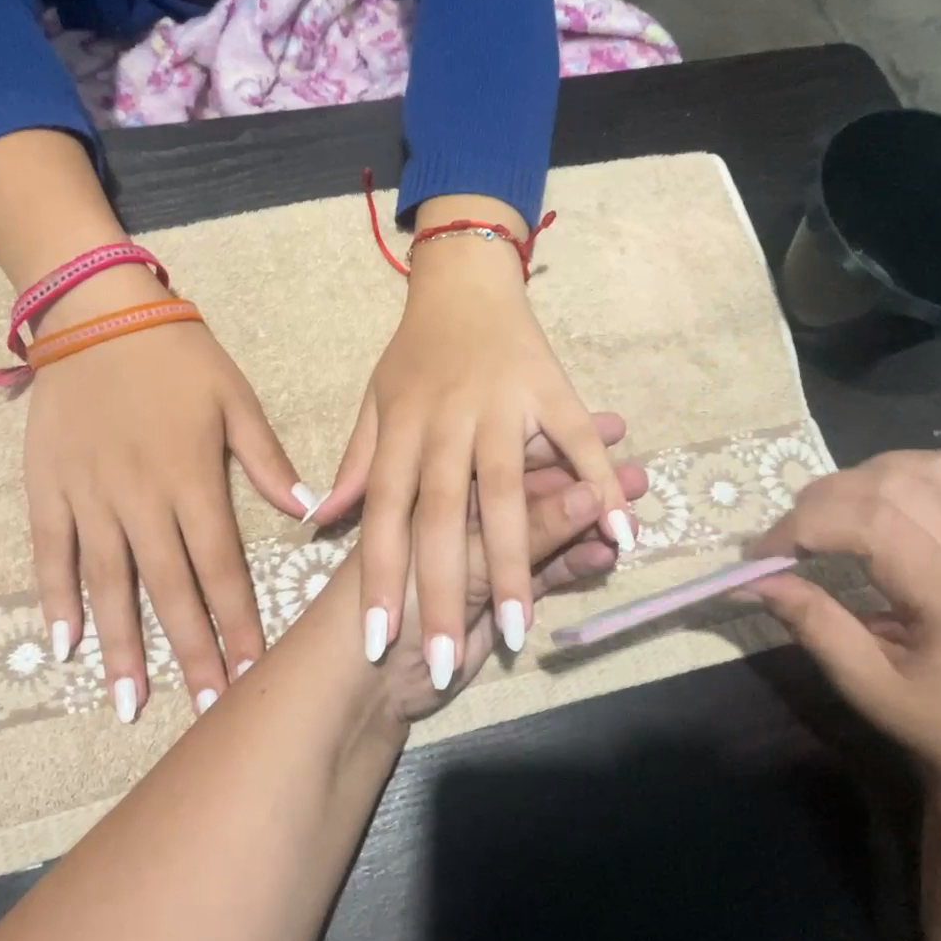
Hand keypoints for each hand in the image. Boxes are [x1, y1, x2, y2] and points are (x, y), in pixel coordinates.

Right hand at [25, 283, 313, 723]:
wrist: (97, 315)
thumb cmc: (178, 357)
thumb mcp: (237, 399)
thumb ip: (269, 461)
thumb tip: (310, 509)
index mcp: (193, 480)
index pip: (221, 567)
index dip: (238, 622)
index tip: (252, 671)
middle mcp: (141, 500)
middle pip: (170, 589)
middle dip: (192, 651)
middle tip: (206, 706)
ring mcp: (89, 498)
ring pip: (108, 583)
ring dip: (122, 644)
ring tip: (130, 701)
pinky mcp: (48, 489)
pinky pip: (50, 553)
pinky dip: (55, 599)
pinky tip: (64, 644)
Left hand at [313, 197, 633, 690]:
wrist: (464, 280)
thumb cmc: (416, 351)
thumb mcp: (375, 401)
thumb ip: (356, 461)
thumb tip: (321, 519)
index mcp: (402, 428)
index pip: (385, 510)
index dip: (378, 574)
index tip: (374, 640)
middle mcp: (447, 421)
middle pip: (443, 513)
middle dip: (443, 590)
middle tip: (443, 660)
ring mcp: (502, 406)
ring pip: (509, 490)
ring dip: (518, 562)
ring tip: (522, 629)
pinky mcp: (552, 391)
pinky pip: (577, 443)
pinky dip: (600, 486)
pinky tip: (618, 539)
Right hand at [736, 451, 940, 815]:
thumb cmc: (937, 716)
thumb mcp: (865, 684)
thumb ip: (813, 625)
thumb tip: (753, 580)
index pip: (868, 522)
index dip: (801, 527)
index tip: (760, 559)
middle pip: (885, 484)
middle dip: (817, 504)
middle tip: (786, 546)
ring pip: (913, 468)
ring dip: (853, 480)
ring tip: (826, 520)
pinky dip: (911, 467)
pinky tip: (887, 492)